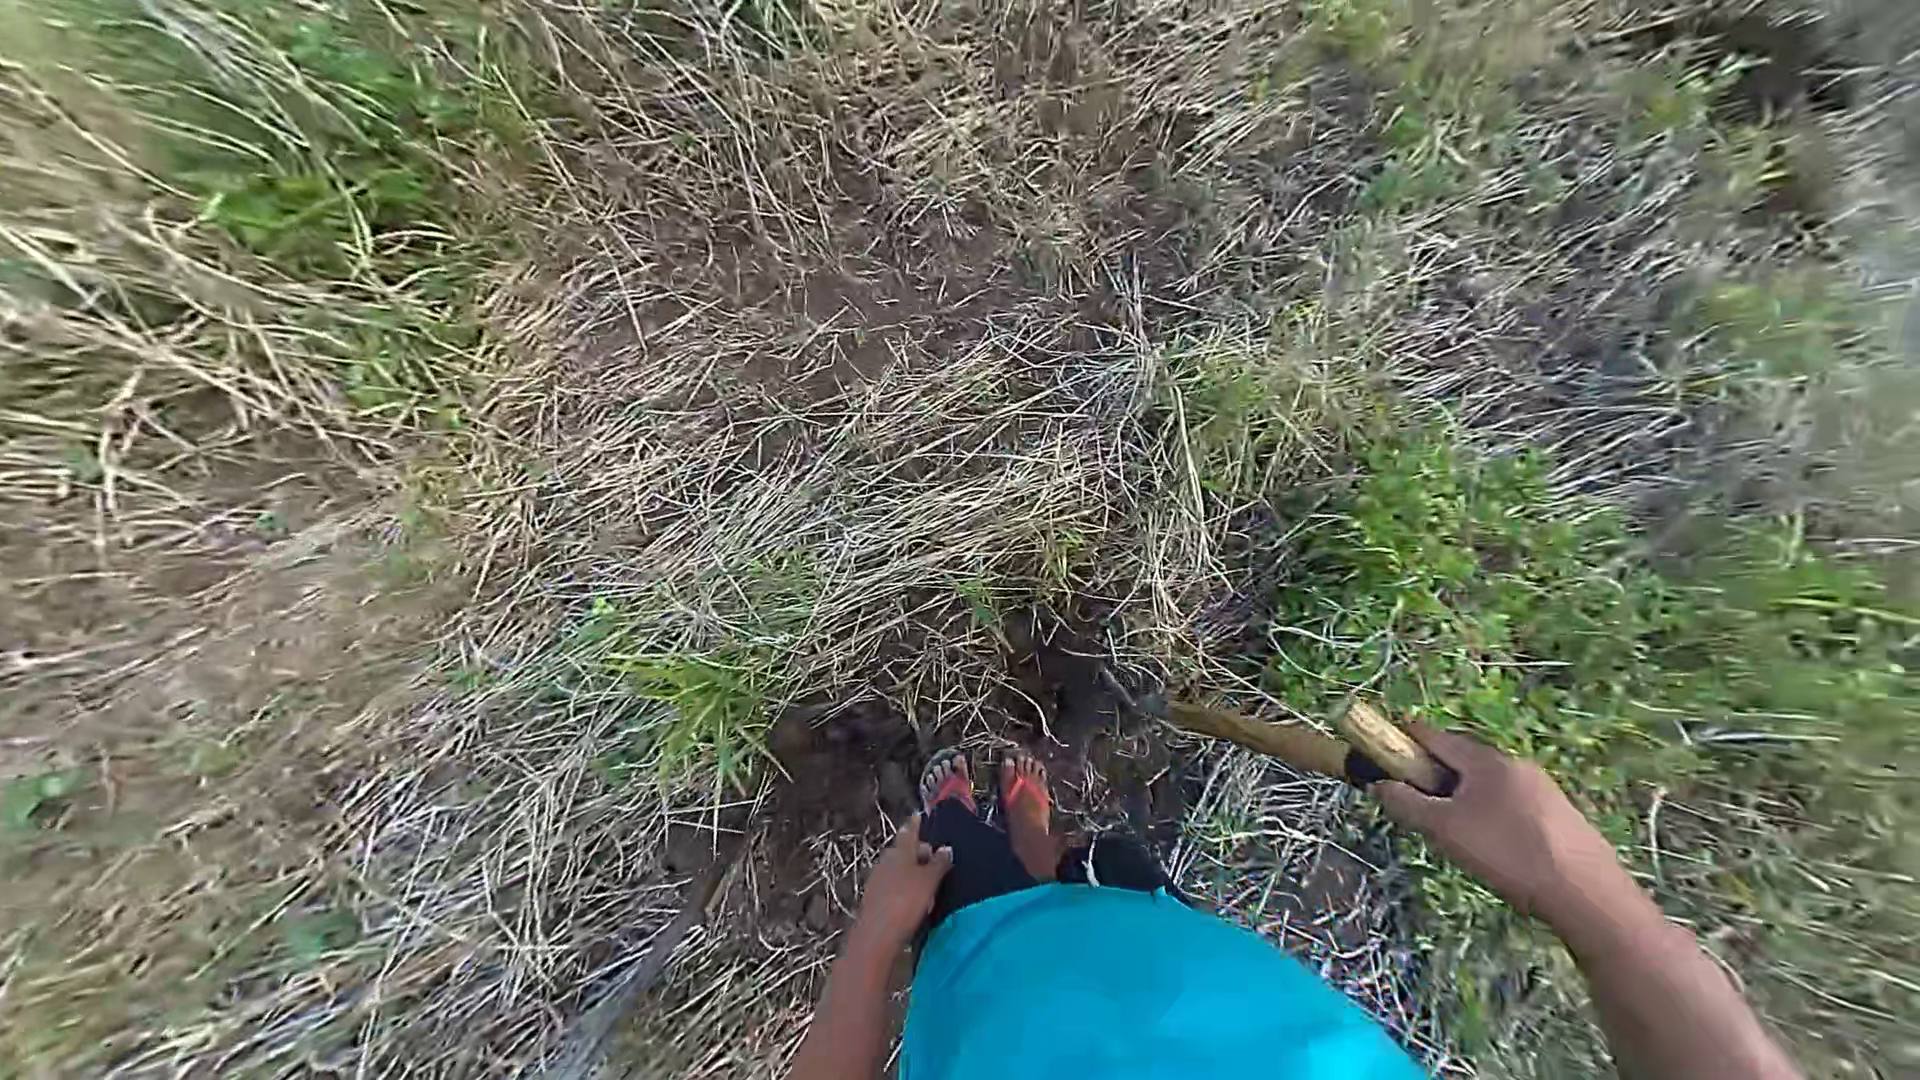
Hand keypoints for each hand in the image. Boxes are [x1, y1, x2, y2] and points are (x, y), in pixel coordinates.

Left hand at [850, 814, 952, 950]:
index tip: (923, 817)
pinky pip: (894, 885)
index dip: (918, 824)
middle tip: (938, 859)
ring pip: (900, 868)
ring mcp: (878, 879)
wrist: (875, 938)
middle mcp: (886, 859)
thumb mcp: (929, 881)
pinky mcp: (875, 898)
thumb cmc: (905, 902)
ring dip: (914, 872)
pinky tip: (916, 901)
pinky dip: (906, 887)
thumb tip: (946, 847)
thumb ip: (939, 862)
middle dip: (921, 852)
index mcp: (900, 850)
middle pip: (906, 850)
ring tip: (931, 884)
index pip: (910, 830)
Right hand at [1372, 723, 1637, 927]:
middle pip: (1459, 757)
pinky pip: (1509, 800)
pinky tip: (1491, 844)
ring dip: (1459, 794)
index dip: (1401, 742)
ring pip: (1485, 781)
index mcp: (1487, 760)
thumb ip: (1404, 802)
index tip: (1383, 760)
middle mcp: (1516, 765)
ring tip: (1452, 828)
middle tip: (1417, 803)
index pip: (1431, 735)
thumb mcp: (1443, 829)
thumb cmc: (1509, 855)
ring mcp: (1544, 790)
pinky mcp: (1562, 816)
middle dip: (1431, 774)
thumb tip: (1379, 785)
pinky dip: (1488, 810)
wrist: (1595, 903)